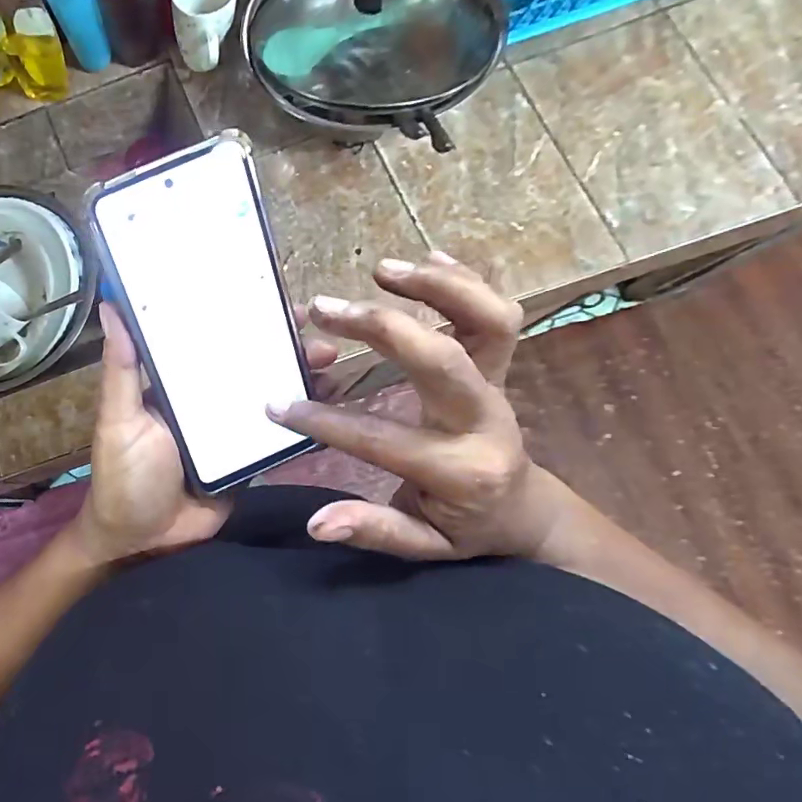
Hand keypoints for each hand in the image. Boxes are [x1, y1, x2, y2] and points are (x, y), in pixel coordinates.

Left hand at [71, 302, 339, 564]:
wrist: (144, 544)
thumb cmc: (124, 477)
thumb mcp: (119, 420)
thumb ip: (121, 369)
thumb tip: (111, 307)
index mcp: (179, 382)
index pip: (216, 339)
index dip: (245, 316)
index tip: (276, 299)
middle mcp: (210, 398)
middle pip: (254, 362)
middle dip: (287, 344)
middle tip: (317, 334)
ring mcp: (235, 428)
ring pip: (274, 392)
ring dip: (302, 374)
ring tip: (330, 362)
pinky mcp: (252, 457)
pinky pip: (281, 432)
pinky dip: (305, 416)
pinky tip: (330, 402)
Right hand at [266, 253, 560, 561]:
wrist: (522, 506)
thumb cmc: (466, 527)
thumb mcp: (422, 544)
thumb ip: (375, 530)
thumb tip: (318, 524)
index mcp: (460, 469)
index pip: (383, 439)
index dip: (326, 423)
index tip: (279, 405)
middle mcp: (484, 418)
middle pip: (441, 358)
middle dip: (380, 327)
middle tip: (323, 309)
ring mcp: (498, 384)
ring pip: (489, 320)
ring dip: (436, 286)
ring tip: (381, 269)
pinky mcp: (501, 365)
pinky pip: (494, 312)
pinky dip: (462, 280)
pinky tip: (426, 258)